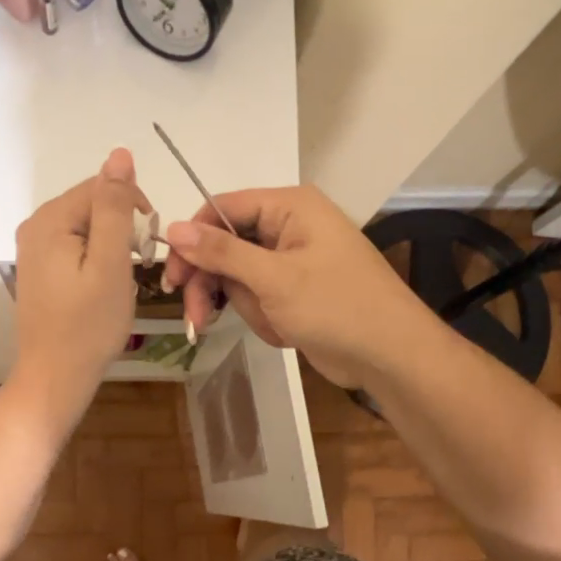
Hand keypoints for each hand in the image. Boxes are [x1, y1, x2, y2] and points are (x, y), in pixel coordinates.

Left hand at [10, 148, 148, 400]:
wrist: (55, 377)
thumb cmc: (88, 325)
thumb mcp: (110, 263)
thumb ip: (114, 208)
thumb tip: (120, 154)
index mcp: (49, 219)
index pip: (101, 185)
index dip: (133, 206)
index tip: (150, 244)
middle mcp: (34, 226)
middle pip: (91, 204)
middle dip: (120, 226)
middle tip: (138, 266)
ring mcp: (33, 251)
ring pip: (85, 228)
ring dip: (111, 246)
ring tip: (121, 280)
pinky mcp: (39, 272)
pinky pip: (74, 249)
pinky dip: (95, 261)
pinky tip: (102, 288)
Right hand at [162, 185, 433, 388]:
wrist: (388, 353)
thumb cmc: (335, 306)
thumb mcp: (272, 278)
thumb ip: (221, 253)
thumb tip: (173, 228)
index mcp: (290, 206)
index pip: (221, 208)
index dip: (193, 240)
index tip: (172, 278)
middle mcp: (290, 226)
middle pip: (225, 245)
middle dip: (212, 283)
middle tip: (196, 318)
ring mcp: (292, 260)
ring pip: (238, 276)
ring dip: (245, 306)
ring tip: (271, 325)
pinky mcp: (295, 290)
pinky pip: (258, 297)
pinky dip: (263, 316)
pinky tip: (283, 331)